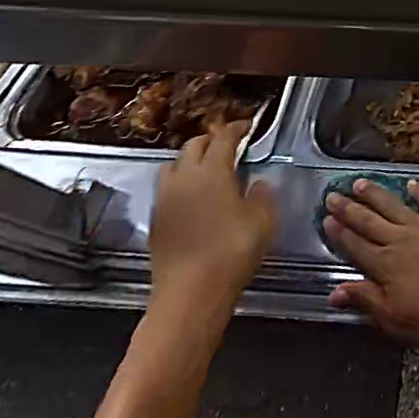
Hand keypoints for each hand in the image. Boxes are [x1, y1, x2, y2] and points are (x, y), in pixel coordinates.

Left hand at [148, 120, 274, 318]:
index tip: (245, 125)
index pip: (223, 137)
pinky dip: (179, 182)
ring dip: (190, 159)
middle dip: (211, 139)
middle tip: (227, 143)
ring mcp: (165, 197)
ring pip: (174, 164)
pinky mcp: (156, 218)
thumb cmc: (232, 252)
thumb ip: (263, 196)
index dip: (236, 128)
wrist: (190, 292)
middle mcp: (185, 177)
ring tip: (204, 167)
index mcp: (213, 171)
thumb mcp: (262, 222)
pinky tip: (191, 197)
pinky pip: (166, 188)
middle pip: (194, 145)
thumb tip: (259, 183)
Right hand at [324, 179, 418, 347]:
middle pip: (368, 220)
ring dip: (375, 193)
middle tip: (332, 194)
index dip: (339, 232)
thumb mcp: (393, 318)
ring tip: (359, 182)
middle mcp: (399, 240)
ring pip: (392, 205)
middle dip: (348, 207)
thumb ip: (365, 300)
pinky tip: (410, 184)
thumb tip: (334, 293)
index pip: (355, 245)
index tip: (326, 218)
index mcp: (384, 265)